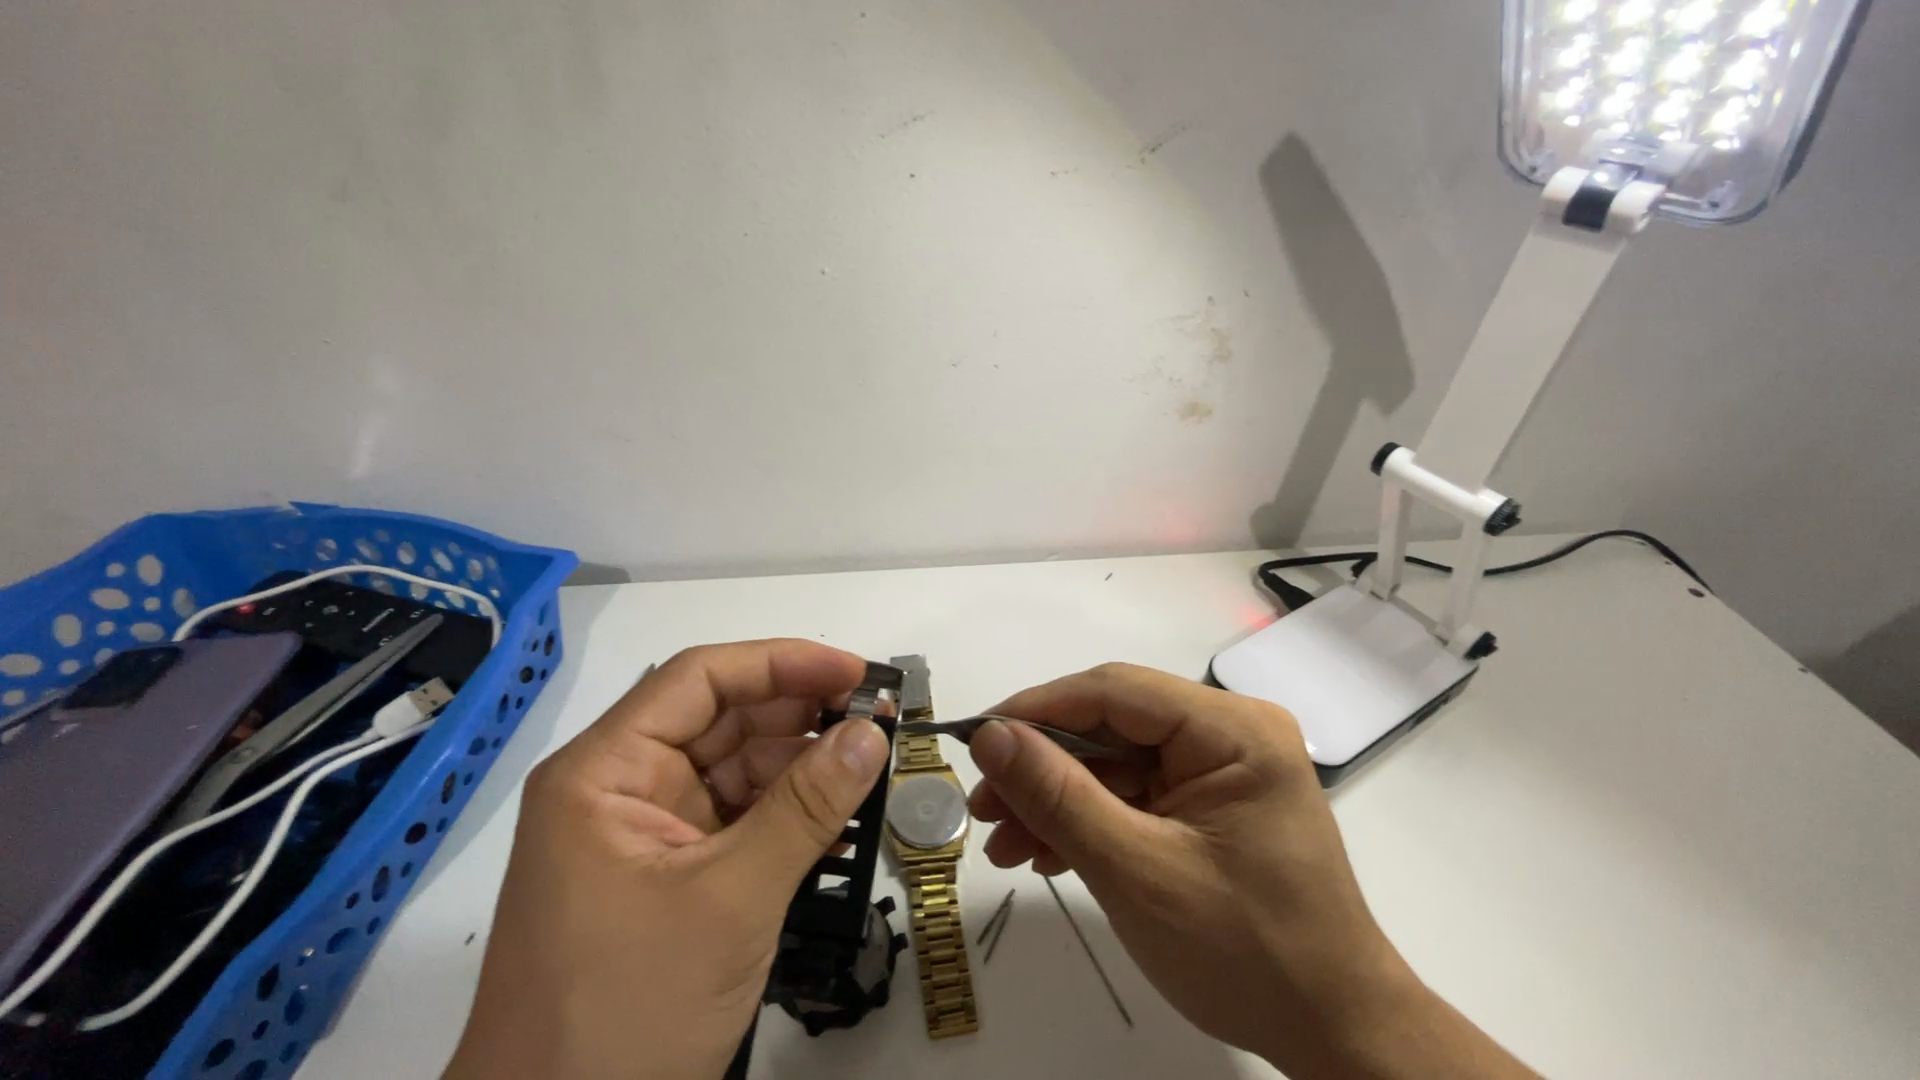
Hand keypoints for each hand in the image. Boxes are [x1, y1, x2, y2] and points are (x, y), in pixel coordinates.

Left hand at [444, 641, 890, 1079]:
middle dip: (800, 714)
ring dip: (802, 766)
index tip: (855, 672)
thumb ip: (806, 807)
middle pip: (720, 721)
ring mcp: (645, 835)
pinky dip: (788, 816)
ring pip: (735, 771)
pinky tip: (842, 817)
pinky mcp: (670, 877)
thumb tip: (871, 733)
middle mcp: (620, 788)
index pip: (699, 680)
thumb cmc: (628, 1009)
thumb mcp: (731, 899)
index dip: (781, 662)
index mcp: (604, 771)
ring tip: (872, 766)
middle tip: (879, 719)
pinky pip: (737, 822)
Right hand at [968, 664, 1535, 1079]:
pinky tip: (1045, 854)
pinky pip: (1134, 797)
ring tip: (1002, 845)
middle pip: (1112, 727)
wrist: (1330, 1032)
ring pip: (1115, 764)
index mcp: (1233, 730)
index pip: (1116, 691)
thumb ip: (1059, 796)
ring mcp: (1221, 772)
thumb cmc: (1244, 951)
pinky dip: (1088, 824)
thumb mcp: (1136, 871)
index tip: (975, 739)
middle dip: (1042, 768)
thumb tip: (990, 734)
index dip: (1038, 709)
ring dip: (1057, 803)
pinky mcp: (1210, 808)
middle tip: (983, 806)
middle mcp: (1229, 735)